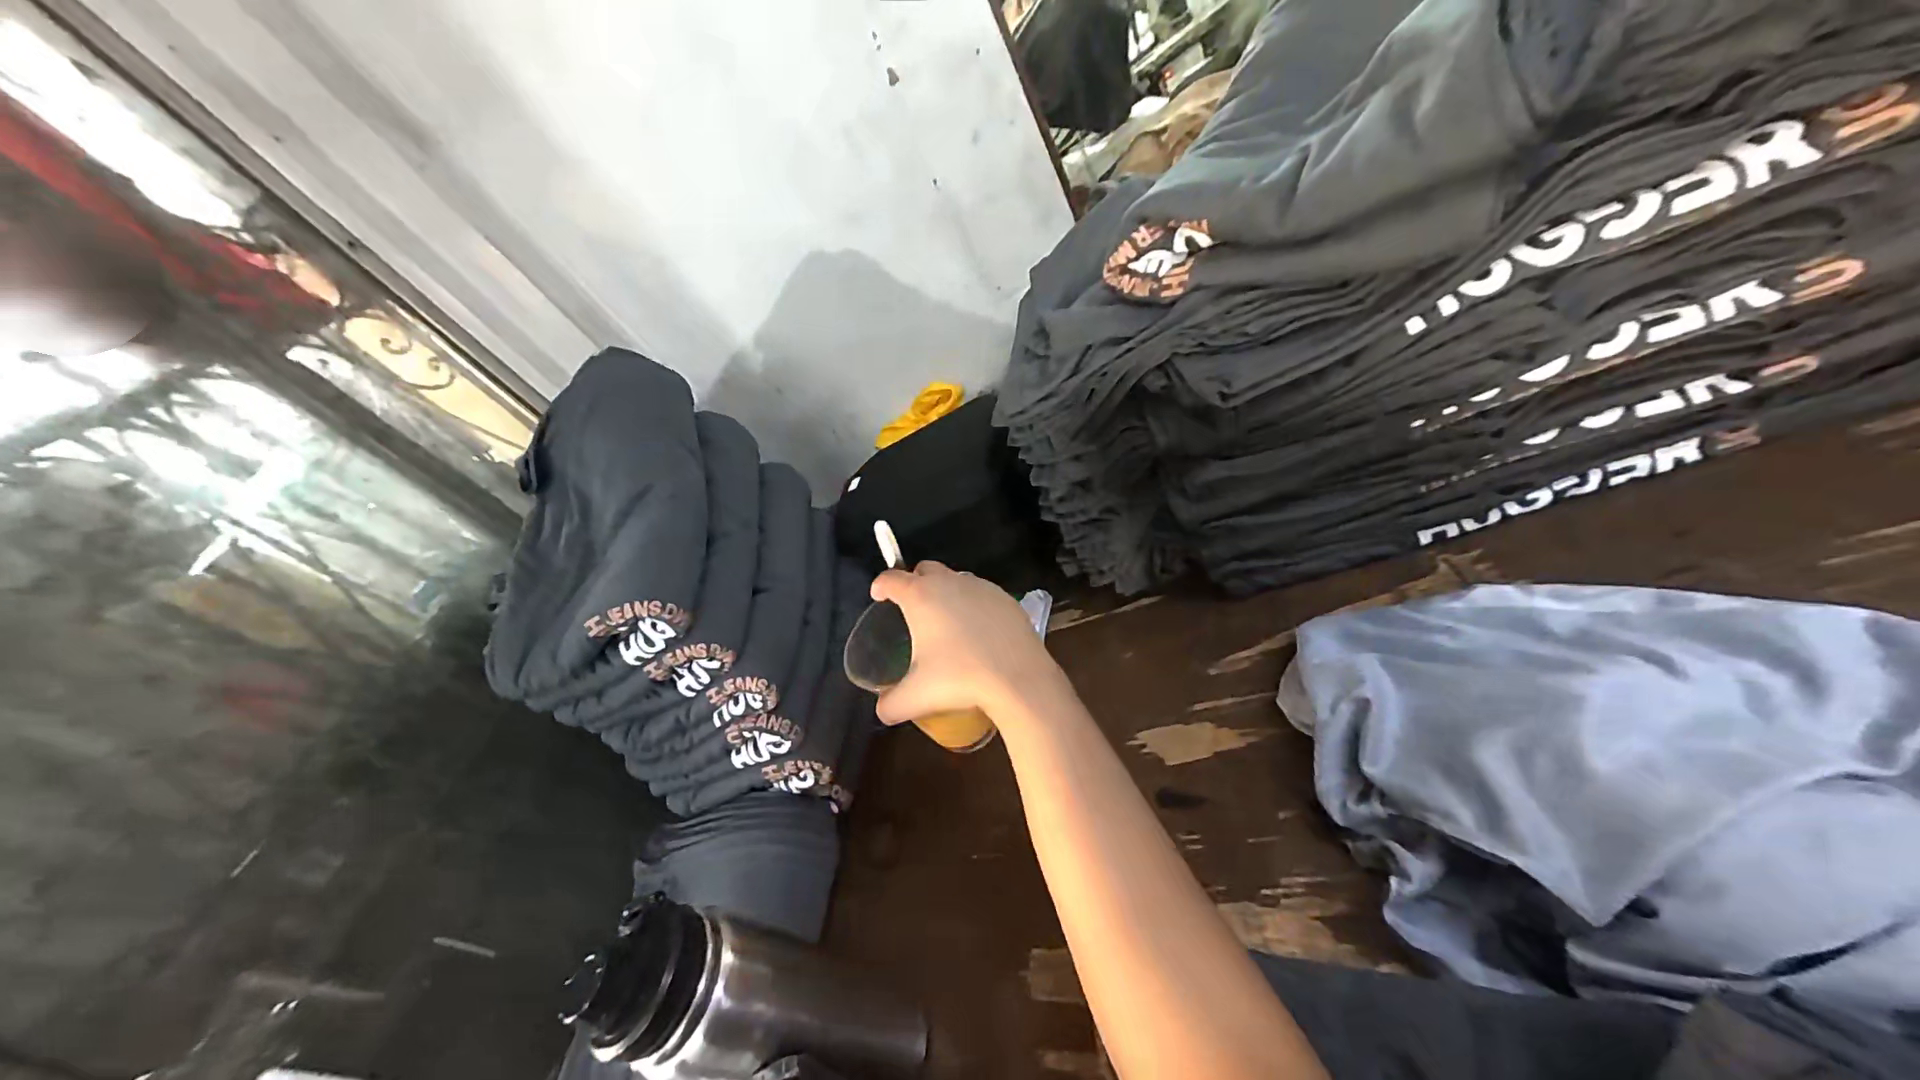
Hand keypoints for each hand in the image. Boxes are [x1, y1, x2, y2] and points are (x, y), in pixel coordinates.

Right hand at [869, 562, 1067, 727]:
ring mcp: (981, 587)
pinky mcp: (1005, 598)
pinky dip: (973, 605)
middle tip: (912, 608)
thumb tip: (882, 711)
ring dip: (946, 593)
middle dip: (915, 582)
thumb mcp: (916, 697)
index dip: (880, 586)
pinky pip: (982, 594)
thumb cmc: (960, 680)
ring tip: (946, 623)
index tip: (879, 596)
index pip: (891, 579)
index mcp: (920, 597)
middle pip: (925, 569)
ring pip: (956, 580)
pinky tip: (977, 631)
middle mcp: (949, 582)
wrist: (1018, 678)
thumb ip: (890, 704)